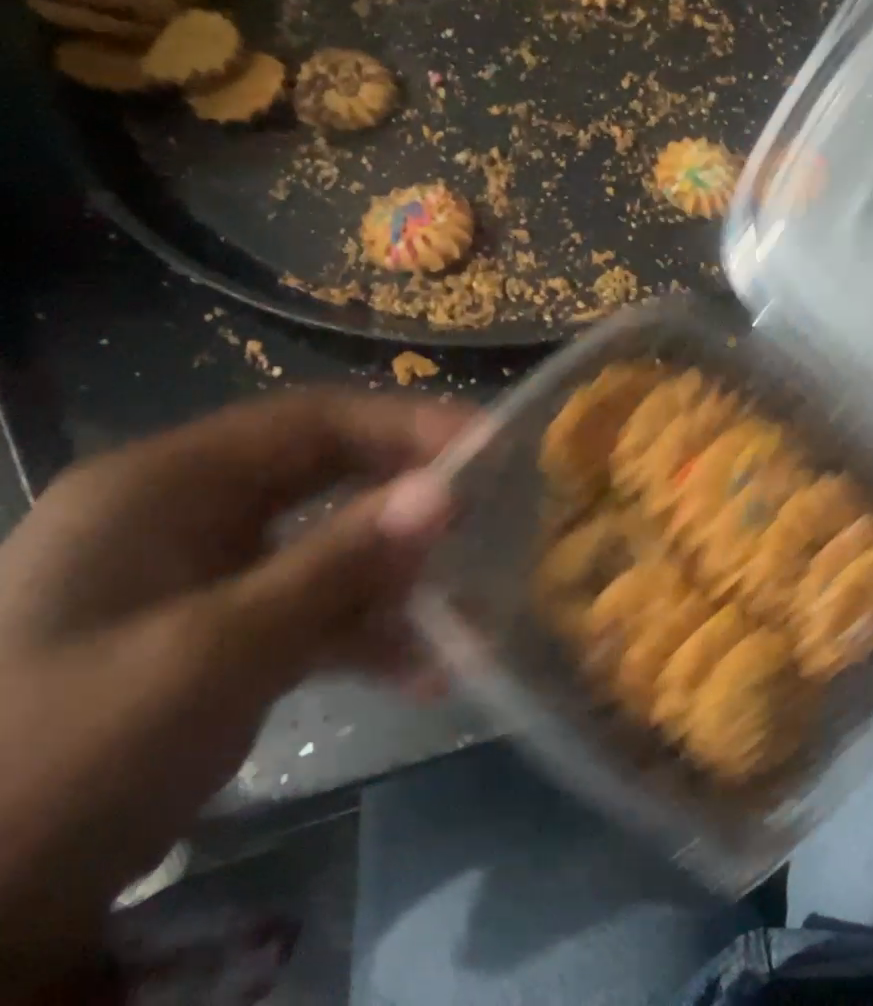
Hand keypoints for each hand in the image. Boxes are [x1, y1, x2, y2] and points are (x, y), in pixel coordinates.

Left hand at [0, 390, 467, 988]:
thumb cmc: (79, 746)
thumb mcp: (221, 649)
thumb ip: (340, 564)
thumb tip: (447, 492)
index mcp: (160, 490)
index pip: (309, 422)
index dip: (409, 426)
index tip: (497, 453)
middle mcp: (183, 518)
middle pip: (328, 480)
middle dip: (413, 508)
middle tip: (497, 527)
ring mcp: (200, 579)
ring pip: (333, 552)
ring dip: (403, 588)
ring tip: (471, 631)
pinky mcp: (220, 635)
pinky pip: (317, 612)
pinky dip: (372, 637)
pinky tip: (424, 679)